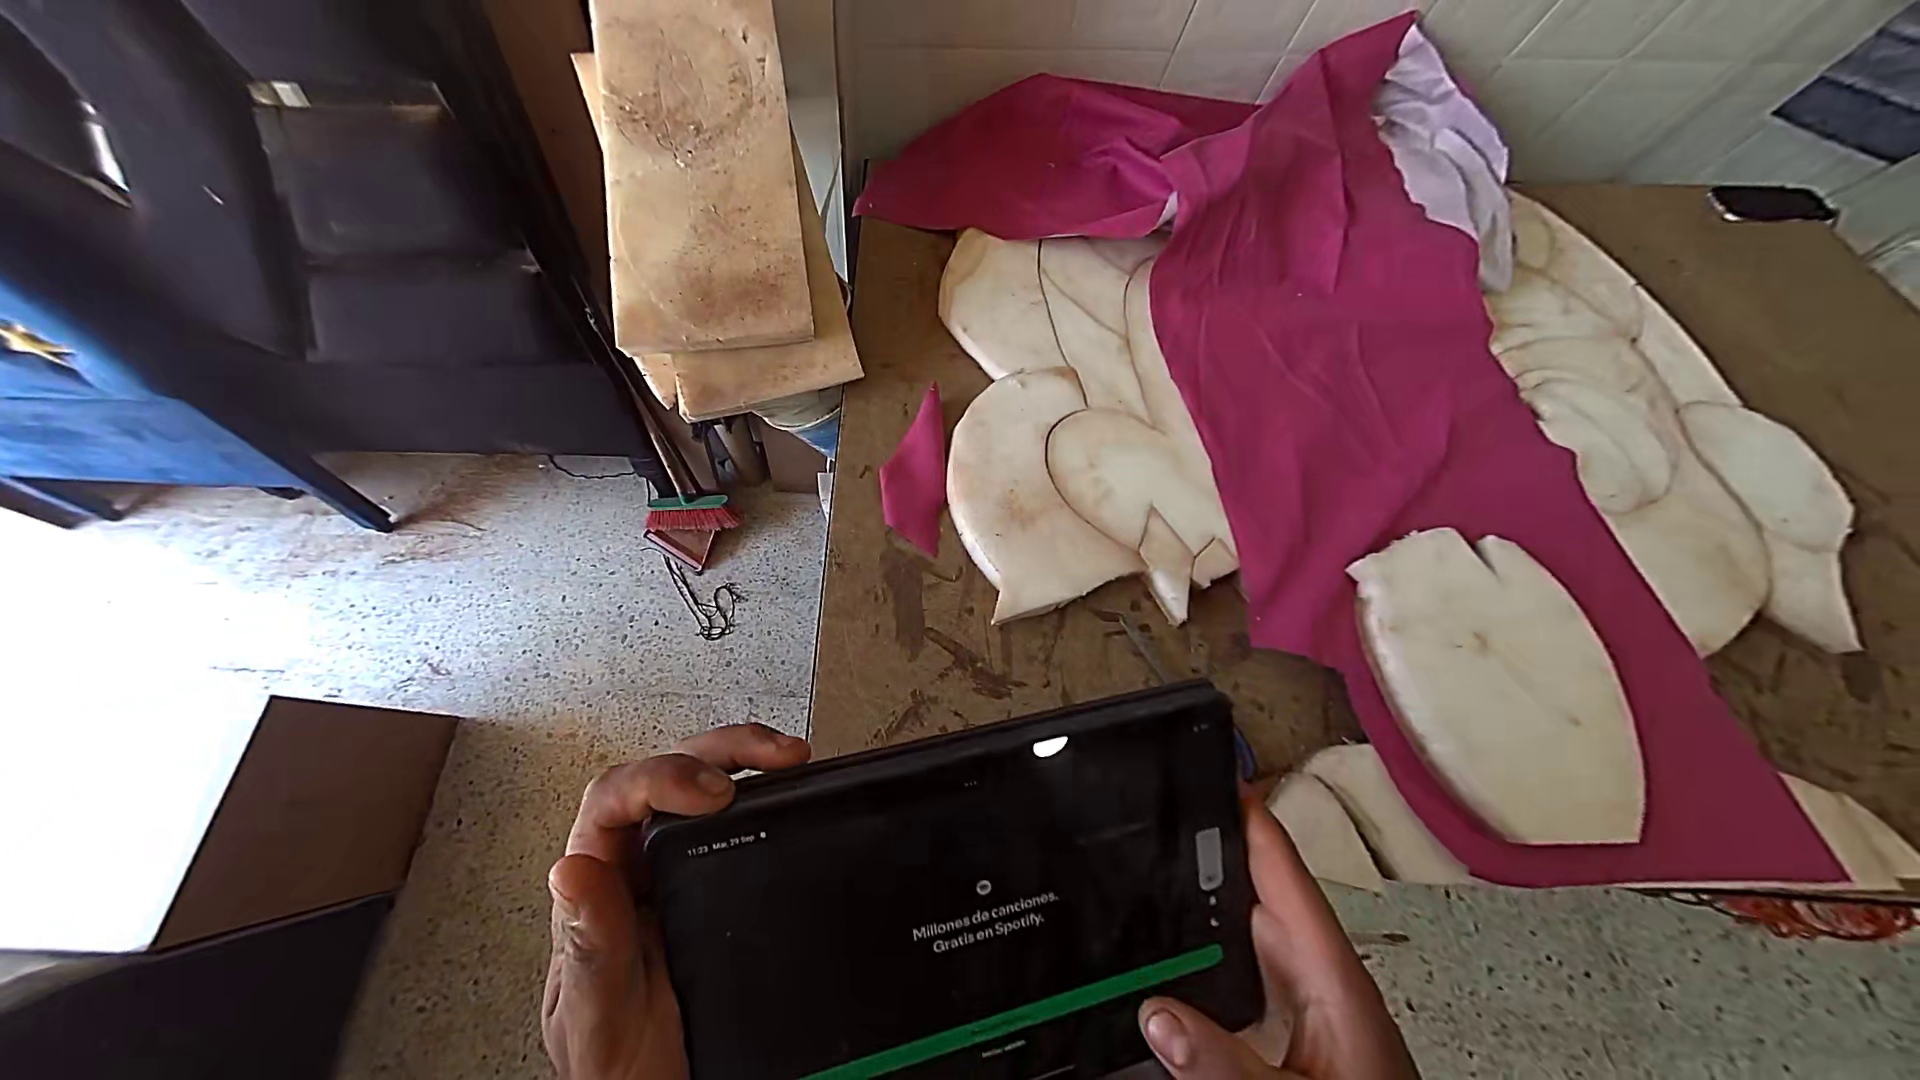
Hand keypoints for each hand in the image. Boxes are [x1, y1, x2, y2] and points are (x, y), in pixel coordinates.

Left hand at [543, 723, 811, 1079]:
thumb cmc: (629, 1061)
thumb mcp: (602, 1019)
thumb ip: (590, 950)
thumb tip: (571, 870)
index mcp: (600, 883)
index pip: (615, 798)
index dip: (664, 779)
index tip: (717, 795)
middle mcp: (637, 859)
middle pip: (670, 767)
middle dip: (725, 749)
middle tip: (777, 756)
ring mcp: (681, 857)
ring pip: (705, 773)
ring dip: (749, 753)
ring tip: (791, 756)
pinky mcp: (722, 863)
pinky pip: (740, 805)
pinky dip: (767, 784)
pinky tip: (790, 783)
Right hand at [1137, 800, 1418, 1078]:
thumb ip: (1229, 1064)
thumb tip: (1155, 1013)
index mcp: (1326, 966)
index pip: (1277, 861)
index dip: (1241, 807)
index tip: (1205, 768)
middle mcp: (1305, 965)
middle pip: (1243, 879)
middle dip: (1197, 839)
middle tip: (1147, 804)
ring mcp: (1288, 988)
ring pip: (1229, 917)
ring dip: (1189, 887)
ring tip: (1136, 856)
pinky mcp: (1271, 1013)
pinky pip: (1220, 953)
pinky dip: (1189, 933)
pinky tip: (1155, 933)